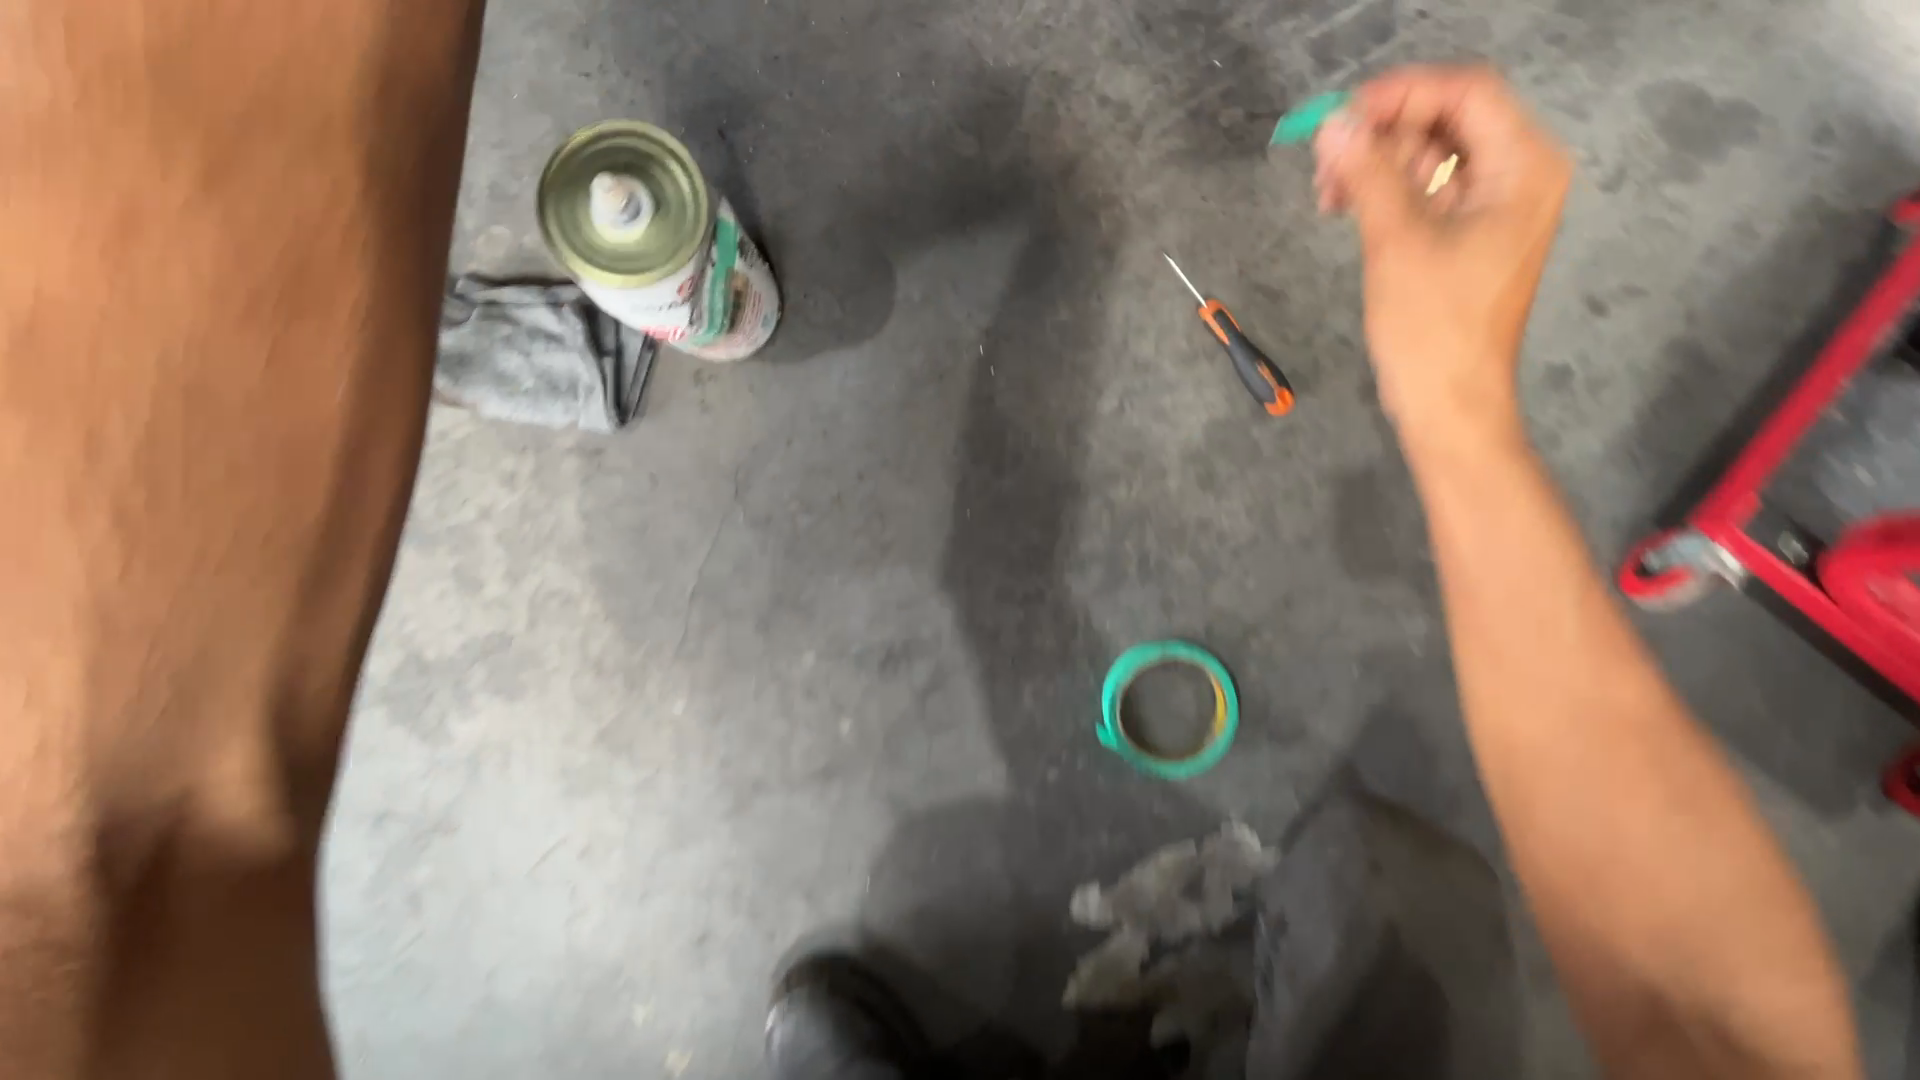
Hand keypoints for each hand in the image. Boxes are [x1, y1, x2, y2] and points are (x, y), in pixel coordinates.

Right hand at [1314, 66, 1571, 449]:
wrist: (1450, 403)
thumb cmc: (1432, 328)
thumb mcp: (1396, 243)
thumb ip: (1367, 174)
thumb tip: (1334, 124)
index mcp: (1523, 167)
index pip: (1466, 93)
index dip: (1401, 94)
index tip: (1340, 116)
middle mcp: (1518, 175)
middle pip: (1448, 120)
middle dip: (1383, 133)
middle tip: (1325, 163)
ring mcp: (1494, 207)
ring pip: (1431, 156)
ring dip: (1377, 164)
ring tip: (1327, 193)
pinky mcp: (1467, 235)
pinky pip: (1427, 192)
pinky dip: (1386, 192)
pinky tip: (1347, 208)